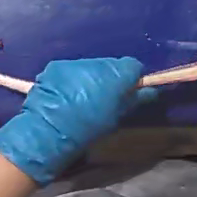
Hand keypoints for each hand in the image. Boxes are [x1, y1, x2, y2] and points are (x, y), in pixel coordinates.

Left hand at [0, 57, 152, 184]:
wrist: (47, 132)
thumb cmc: (87, 130)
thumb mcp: (115, 117)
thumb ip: (132, 100)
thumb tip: (148, 90)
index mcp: (114, 75)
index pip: (131, 65)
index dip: (132, 78)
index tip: (128, 91)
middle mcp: (94, 63)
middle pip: (110, 65)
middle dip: (109, 77)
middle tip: (104, 97)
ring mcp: (72, 63)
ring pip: (90, 66)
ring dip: (90, 78)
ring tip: (83, 98)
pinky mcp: (55, 67)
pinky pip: (70, 71)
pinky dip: (72, 80)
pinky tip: (66, 96)